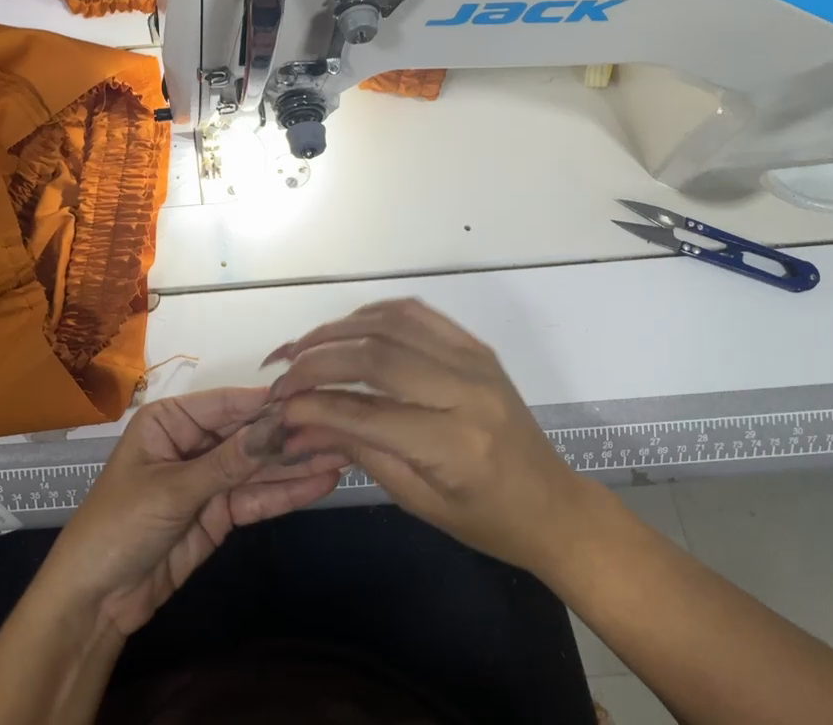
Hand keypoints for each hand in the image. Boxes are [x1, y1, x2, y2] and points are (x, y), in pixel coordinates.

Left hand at [37, 387, 347, 636]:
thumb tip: (275, 428)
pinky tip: (320, 482)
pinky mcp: (219, 514)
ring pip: (257, 468)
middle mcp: (191, 443)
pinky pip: (255, 498)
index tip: (313, 398)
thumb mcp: (172, 491)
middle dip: (289, 435)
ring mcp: (207, 480)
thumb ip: (227, 463)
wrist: (97, 597)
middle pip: (247, 435)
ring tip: (343, 455)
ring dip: (296, 465)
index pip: (226, 405)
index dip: (267, 404)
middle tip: (339, 430)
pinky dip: (286, 493)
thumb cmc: (119, 526)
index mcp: (168, 421)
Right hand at [272, 298, 601, 573]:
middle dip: (315, 361)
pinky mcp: (477, 347)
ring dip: (336, 330)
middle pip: (373, 357)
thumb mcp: (417, 500)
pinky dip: (372, 314)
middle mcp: (467, 393)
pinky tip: (345, 329)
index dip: (313, 406)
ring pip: (390, 324)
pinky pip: (416, 313)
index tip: (279, 407)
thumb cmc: (486, 518)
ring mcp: (475, 362)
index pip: (366, 414)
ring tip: (301, 347)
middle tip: (281, 374)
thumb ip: (356, 452)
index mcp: (455, 447)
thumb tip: (296, 427)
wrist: (554, 505)